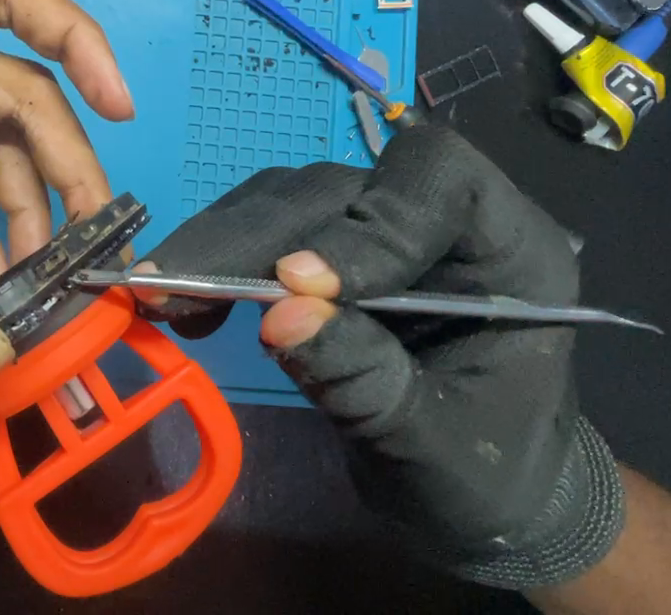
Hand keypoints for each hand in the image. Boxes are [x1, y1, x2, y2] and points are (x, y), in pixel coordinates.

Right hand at [138, 125, 624, 589]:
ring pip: (286, 200)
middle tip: (176, 281)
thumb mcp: (438, 449)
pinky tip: (186, 293)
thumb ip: (367, 381)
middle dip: (254, 237)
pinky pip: (264, 230)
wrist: (476, 488)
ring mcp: (373, 226)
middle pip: (336, 187)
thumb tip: (279, 316)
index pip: (436, 182)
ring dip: (219, 242)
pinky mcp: (326, 248)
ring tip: (164, 290)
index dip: (367, 220)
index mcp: (506, 249)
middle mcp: (434, 219)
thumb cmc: (488, 477)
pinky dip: (217, 258)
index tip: (298, 283)